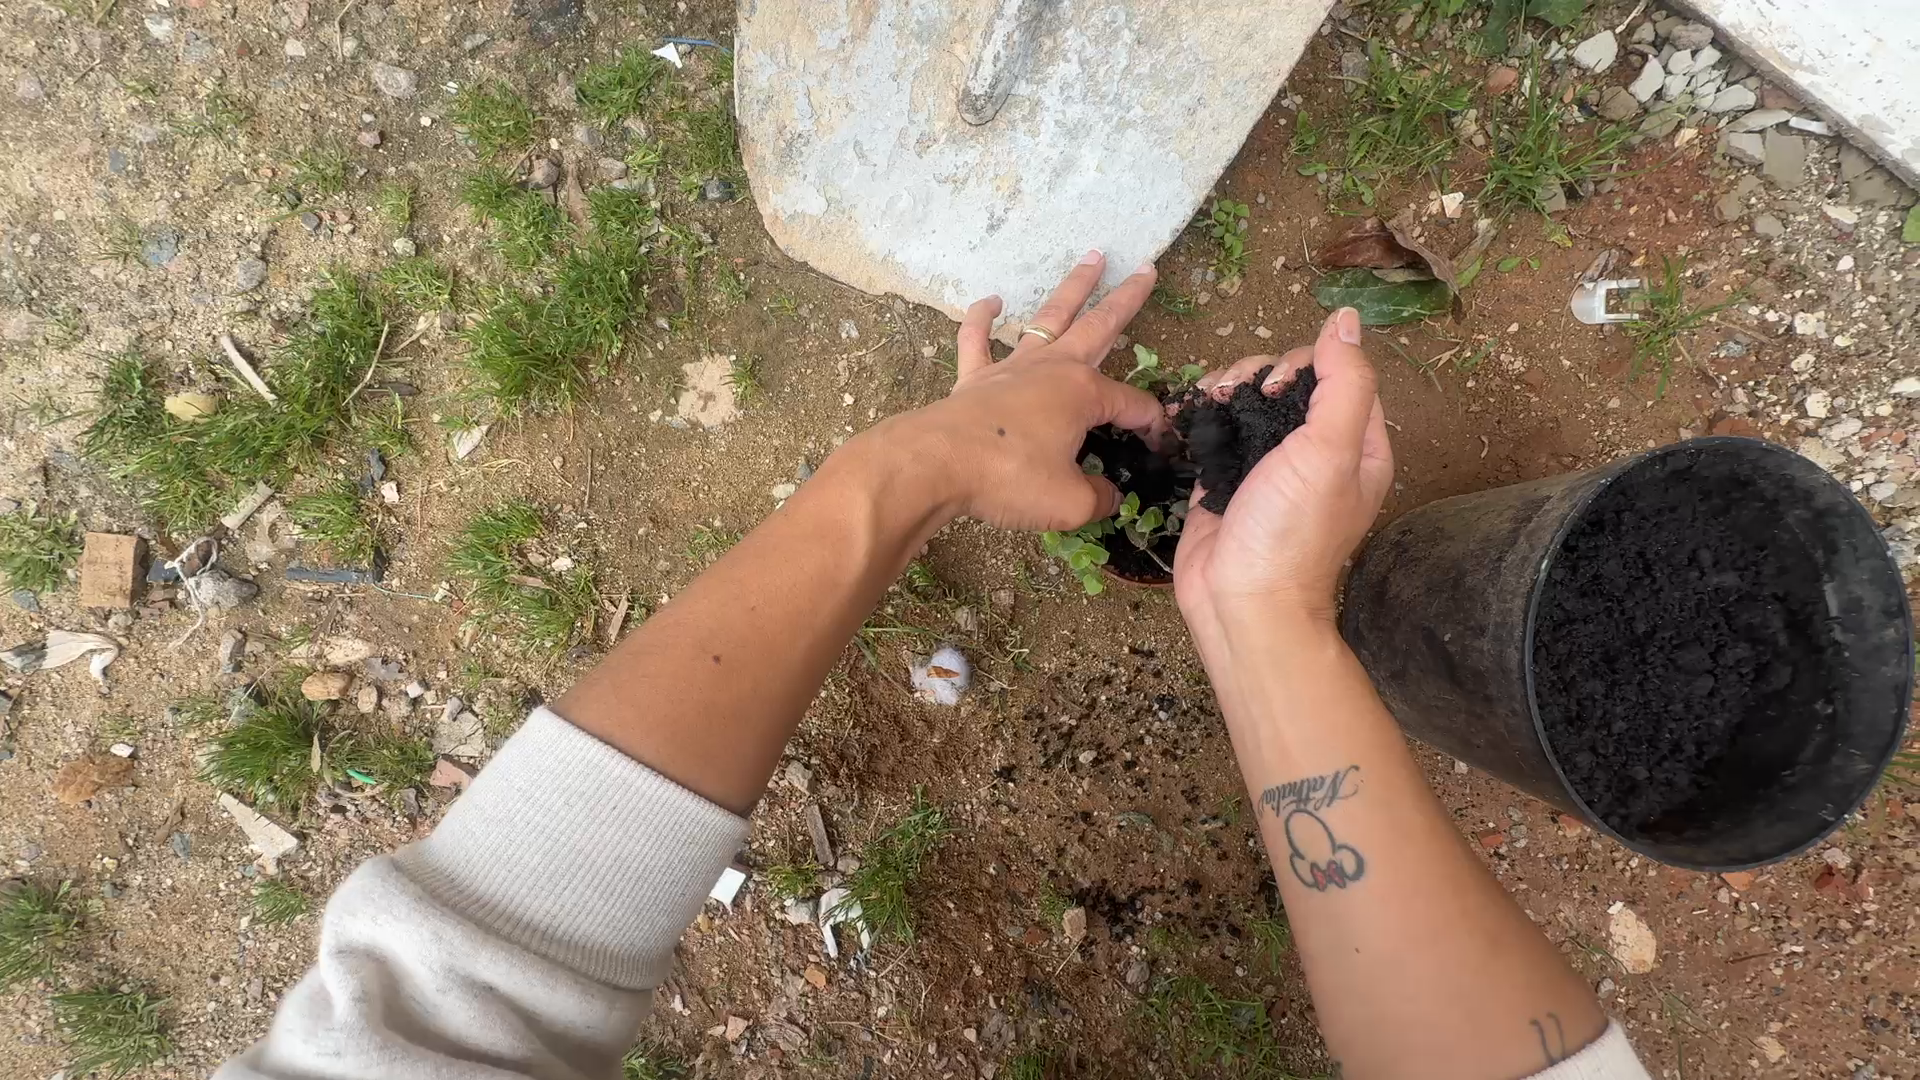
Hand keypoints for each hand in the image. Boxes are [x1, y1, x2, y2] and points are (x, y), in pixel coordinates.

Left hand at [890, 250, 1172, 531]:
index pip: (1132, 405)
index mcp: (1084, 394)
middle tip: (1146, 269)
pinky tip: (992, 301)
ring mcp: (1011, 368)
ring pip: (1048, 319)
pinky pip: (977, 338)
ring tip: (1091, 259)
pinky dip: (982, 318)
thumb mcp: (1069, 502)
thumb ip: (1097, 498)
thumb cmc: (1011, 477)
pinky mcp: (974, 377)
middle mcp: (1052, 368)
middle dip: (1126, 298)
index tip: (1160, 444)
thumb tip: (1110, 496)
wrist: (938, 464)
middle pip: (1099, 326)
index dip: (1151, 425)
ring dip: (1072, 288)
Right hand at [1174, 308, 1393, 642]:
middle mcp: (1313, 450)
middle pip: (1287, 381)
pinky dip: (1203, 412)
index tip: (1273, 388)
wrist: (1238, 597)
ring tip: (1209, 398)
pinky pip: (1218, 427)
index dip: (1305, 364)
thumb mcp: (1331, 452)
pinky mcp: (1225, 476)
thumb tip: (1344, 318)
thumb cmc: (1291, 531)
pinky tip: (1189, 411)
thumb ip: (1344, 382)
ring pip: (1249, 399)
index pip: (1338, 374)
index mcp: (1356, 444)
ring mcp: (1265, 463)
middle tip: (1236, 394)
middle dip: (1257, 372)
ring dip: (1227, 385)